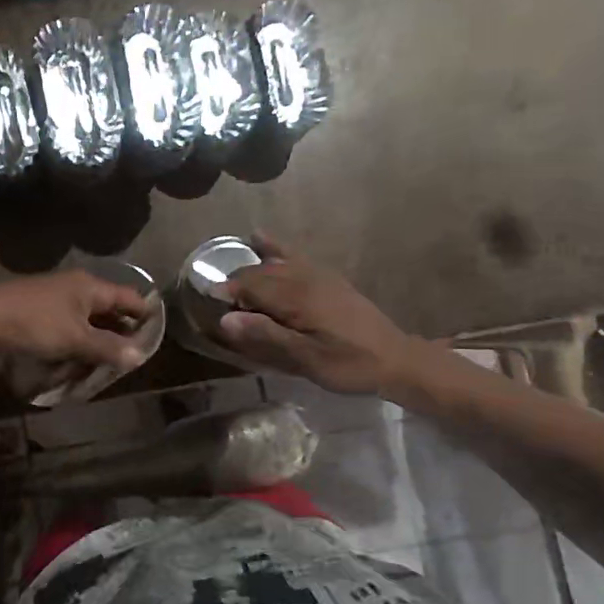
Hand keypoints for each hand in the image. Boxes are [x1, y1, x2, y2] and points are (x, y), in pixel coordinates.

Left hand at [0, 271, 151, 370]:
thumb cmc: (34, 324)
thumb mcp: (75, 339)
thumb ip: (108, 347)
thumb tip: (140, 355)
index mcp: (90, 286)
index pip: (129, 297)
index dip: (145, 314)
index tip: (158, 336)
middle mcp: (75, 288)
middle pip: (108, 310)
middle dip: (121, 333)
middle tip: (132, 359)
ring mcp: (55, 300)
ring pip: (87, 321)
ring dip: (98, 342)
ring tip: (107, 366)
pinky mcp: (38, 314)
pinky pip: (68, 328)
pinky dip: (77, 344)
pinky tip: (77, 361)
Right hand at [216, 233, 420, 395]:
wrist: (395, 359)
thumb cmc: (349, 364)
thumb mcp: (306, 359)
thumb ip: (266, 335)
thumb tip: (226, 319)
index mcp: (297, 297)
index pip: (250, 284)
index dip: (227, 291)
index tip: (208, 300)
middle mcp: (305, 277)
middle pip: (260, 270)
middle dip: (237, 281)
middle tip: (222, 300)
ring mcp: (318, 273)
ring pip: (275, 261)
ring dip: (252, 266)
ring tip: (235, 277)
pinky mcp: (328, 277)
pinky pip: (294, 255)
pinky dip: (274, 247)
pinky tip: (262, 239)